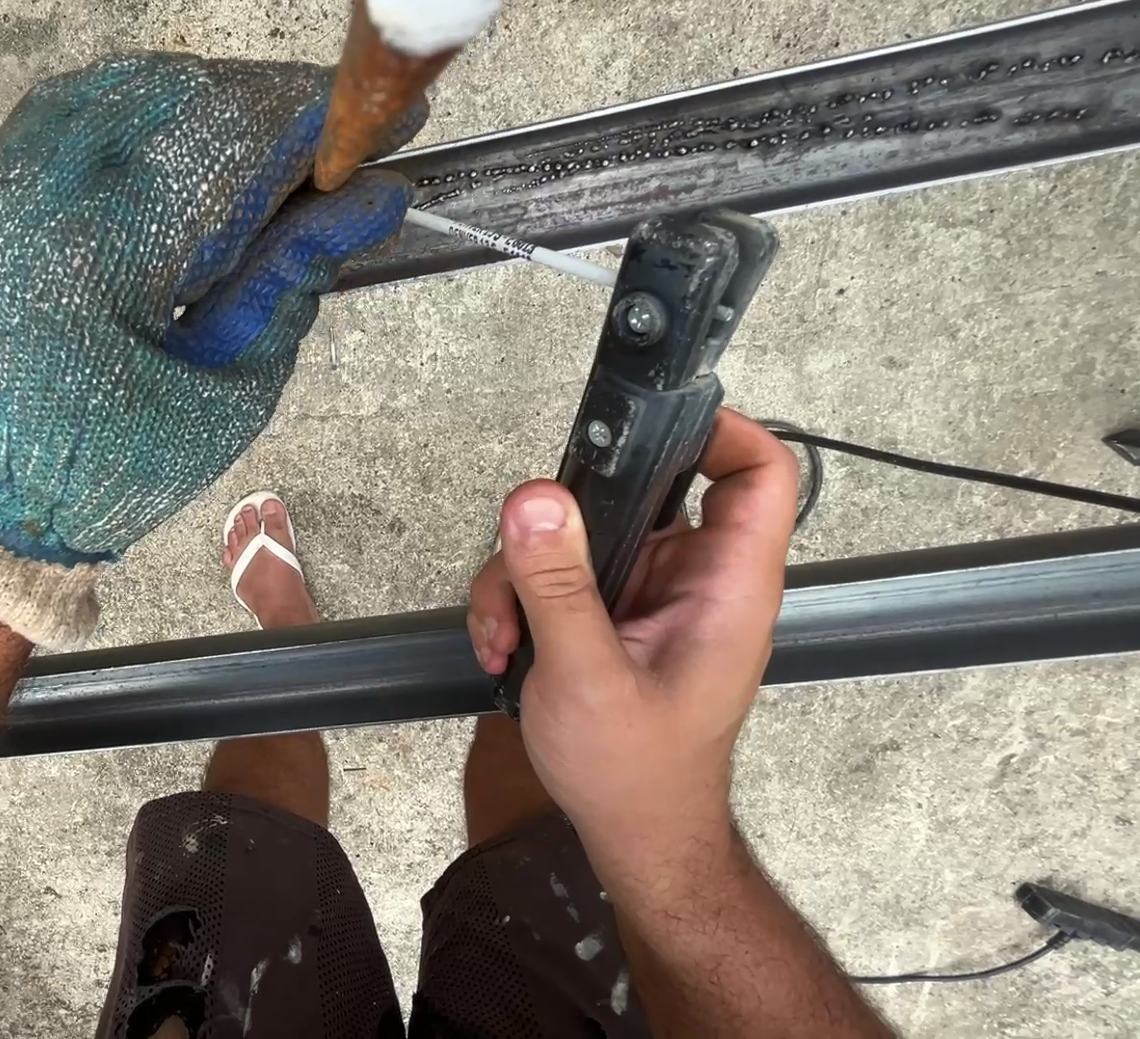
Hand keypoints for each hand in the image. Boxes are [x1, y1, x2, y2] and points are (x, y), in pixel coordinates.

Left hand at [0, 54, 425, 648]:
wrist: (7, 492)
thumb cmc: (121, 465)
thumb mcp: (230, 388)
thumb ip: (295, 277)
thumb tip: (374, 197)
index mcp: (101, 260)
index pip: (233, 143)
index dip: (319, 123)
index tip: (390, 123)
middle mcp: (40, 196)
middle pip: (186, 99)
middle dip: (277, 111)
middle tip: (336, 153)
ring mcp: (4, 182)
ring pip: (135, 87)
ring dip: (219, 108)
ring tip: (275, 158)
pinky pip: (83, 106)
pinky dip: (154, 111)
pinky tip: (197, 145)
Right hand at [465, 410, 799, 872]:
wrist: (629, 834)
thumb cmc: (633, 770)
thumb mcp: (585, 675)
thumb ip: (557, 585)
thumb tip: (532, 496)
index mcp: (722, 585)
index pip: (756, 474)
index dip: (715, 429)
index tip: (633, 421)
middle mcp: (683, 576)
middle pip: (626, 497)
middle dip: (553, 528)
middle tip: (513, 569)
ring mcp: (635, 593)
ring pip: (568, 538)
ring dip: (515, 580)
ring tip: (500, 639)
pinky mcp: (598, 612)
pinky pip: (547, 575)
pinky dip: (512, 605)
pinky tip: (500, 650)